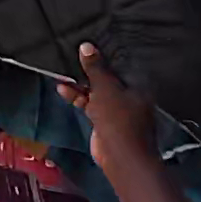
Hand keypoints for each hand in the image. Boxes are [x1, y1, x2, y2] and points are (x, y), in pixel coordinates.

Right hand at [56, 43, 155, 173]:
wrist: (121, 157)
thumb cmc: (118, 119)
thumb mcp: (104, 88)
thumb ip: (94, 67)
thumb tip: (87, 45)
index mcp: (137, 86)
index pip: (121, 65)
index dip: (105, 55)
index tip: (88, 44)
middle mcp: (130, 96)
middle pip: (107, 78)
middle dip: (90, 70)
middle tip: (72, 56)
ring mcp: (117, 109)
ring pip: (96, 91)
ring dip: (80, 84)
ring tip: (62, 72)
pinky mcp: (104, 121)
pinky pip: (90, 103)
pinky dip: (78, 97)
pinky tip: (63, 89)